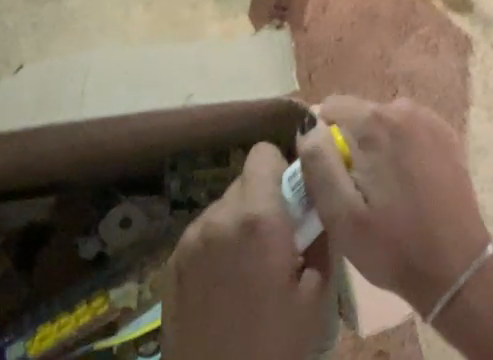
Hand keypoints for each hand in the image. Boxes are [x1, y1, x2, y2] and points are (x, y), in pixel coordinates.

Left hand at [162, 142, 333, 359]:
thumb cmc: (277, 346)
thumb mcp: (319, 294)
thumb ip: (322, 235)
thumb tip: (319, 205)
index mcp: (257, 217)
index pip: (264, 153)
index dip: (283, 171)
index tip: (296, 202)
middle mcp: (217, 217)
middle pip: (245, 180)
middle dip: (266, 199)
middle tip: (281, 241)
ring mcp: (189, 240)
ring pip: (223, 206)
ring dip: (241, 222)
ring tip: (253, 268)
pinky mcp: (170, 264)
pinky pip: (204, 233)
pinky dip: (219, 244)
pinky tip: (228, 285)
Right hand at [298, 96, 492, 312]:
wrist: (457, 266)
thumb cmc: (394, 246)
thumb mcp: (341, 215)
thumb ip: (319, 164)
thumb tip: (309, 128)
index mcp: (377, 122)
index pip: (330, 106)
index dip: (319, 137)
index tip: (325, 172)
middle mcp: (406, 109)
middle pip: (359, 114)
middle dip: (349, 143)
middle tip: (352, 190)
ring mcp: (431, 121)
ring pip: (384, 123)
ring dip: (374, 147)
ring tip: (379, 190)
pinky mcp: (447, 136)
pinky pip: (408, 132)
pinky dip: (399, 149)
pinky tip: (405, 184)